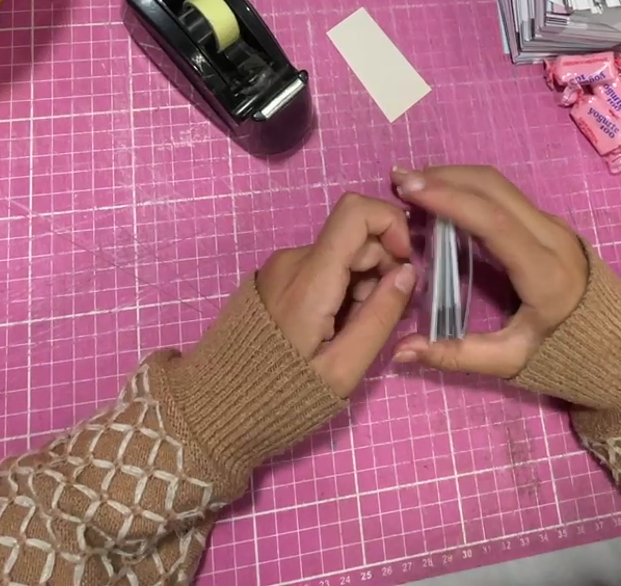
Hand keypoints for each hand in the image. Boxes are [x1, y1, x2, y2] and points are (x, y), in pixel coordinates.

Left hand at [258, 193, 418, 396]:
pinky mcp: (277, 277)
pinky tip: (333, 329)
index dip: (390, 224)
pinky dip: (341, 290)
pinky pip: (323, 268)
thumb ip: (380, 318)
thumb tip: (408, 272)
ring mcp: (282, 266)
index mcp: (309, 279)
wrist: (213, 410)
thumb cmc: (281, 399)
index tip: (404, 266)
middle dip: (381, 270)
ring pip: (341, 255)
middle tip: (380, 320)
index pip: (356, 211)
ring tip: (349, 333)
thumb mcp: (342, 371)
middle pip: (355, 239)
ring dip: (361, 285)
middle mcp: (294, 259)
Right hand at [389, 165, 588, 377]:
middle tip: (399, 180)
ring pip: (498, 184)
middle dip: (444, 177)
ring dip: (454, 176)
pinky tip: (440, 194)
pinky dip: (467, 186)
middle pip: (494, 188)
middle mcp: (551, 236)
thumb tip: (401, 352)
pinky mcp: (546, 221)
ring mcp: (551, 223)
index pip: (494, 221)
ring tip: (411, 183)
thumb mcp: (513, 363)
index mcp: (545, 272)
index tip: (411, 191)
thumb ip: (457, 356)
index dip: (451, 200)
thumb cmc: (568, 355)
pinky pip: (502, 194)